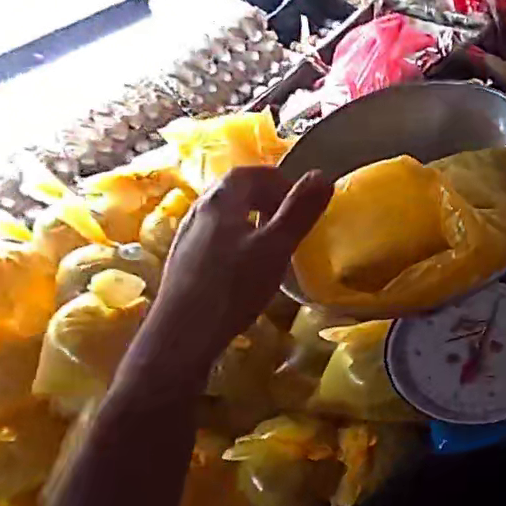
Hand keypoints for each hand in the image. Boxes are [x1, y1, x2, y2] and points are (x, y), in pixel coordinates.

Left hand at [152, 166, 331, 341]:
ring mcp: (188, 237)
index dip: (279, 179)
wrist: (183, 333)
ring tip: (276, 242)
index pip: (250, 173)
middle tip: (293, 218)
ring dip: (253, 218)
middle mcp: (199, 211)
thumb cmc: (233, 287)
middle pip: (235, 191)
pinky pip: (217, 236)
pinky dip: (240, 238)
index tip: (302, 199)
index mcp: (220, 202)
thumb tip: (321, 175)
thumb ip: (299, 211)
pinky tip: (250, 266)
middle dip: (267, 197)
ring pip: (225, 214)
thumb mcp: (276, 247)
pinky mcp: (186, 261)